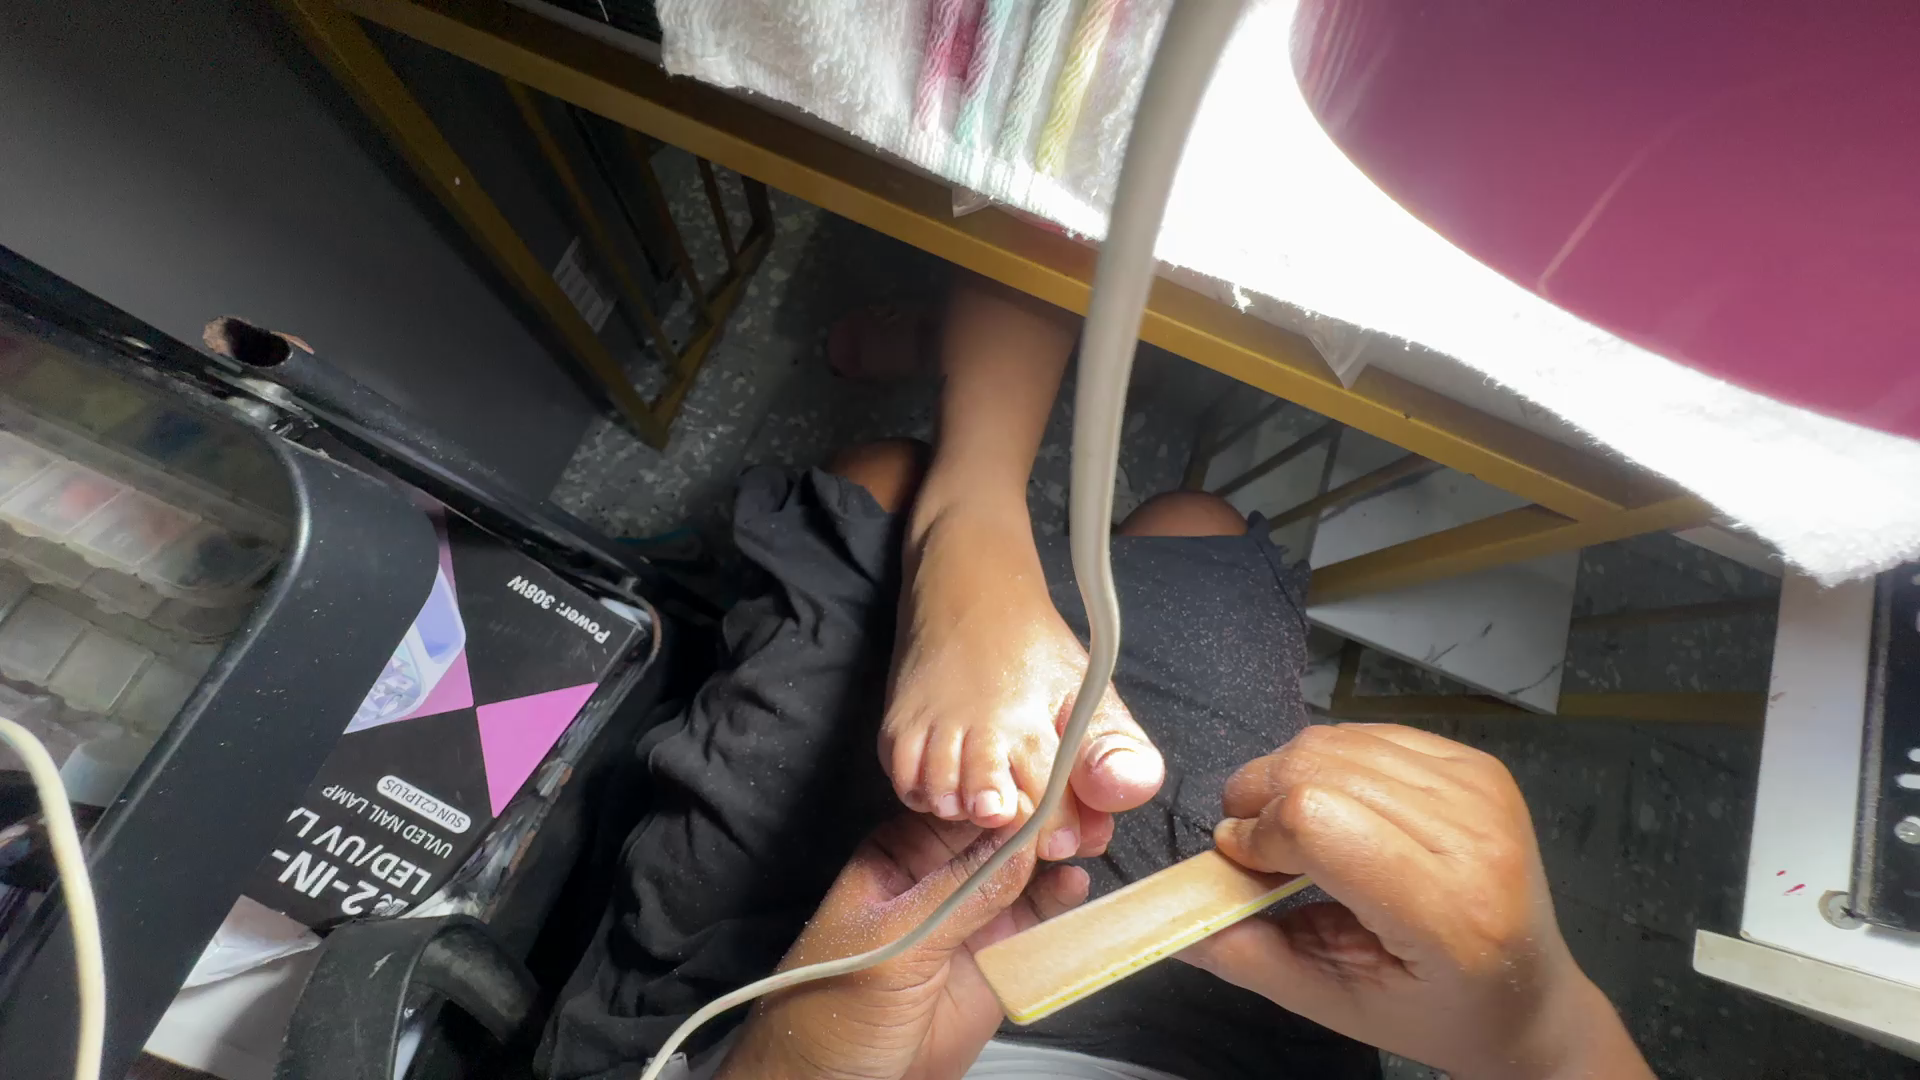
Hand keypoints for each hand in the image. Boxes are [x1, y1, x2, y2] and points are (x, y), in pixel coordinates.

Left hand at [718, 815, 1089, 1079]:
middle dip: (1038, 825)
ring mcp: (971, 916)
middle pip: (1000, 838)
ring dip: (1054, 860)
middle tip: (1077, 817)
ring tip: (1085, 845)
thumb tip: (1020, 840)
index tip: (1047, 788)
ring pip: (1024, 876)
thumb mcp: (896, 940)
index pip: (963, 810)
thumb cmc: (835, 1006)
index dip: (1004, 798)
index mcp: (906, 849)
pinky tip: (1075, 888)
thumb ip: (961, 892)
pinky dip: (1058, 904)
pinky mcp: (994, 959)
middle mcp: (944, 873)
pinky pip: (1032, 925)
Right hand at [880, 502, 1163, 857]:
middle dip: (1017, 823)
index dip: (1062, 831)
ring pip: (944, 808)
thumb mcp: (1089, 690)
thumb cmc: (1033, 649)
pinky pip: (904, 786)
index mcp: (1034, 725)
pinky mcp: (895, 727)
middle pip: (994, 817)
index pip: (1048, 817)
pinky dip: (924, 792)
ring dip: (966, 810)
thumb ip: (1113, 748)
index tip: (1067, 824)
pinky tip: (949, 773)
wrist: (970, 589)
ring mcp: (932, 730)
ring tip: (985, 785)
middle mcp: (979, 731)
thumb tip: (1127, 793)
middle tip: (1023, 799)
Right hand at [1182, 724, 1652, 1079]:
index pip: (1315, 822)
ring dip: (1284, 774)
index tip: (1239, 857)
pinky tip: (1332, 799)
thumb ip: (1251, 958)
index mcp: (1446, 913)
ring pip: (1329, 742)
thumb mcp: (1337, 1005)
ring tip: (1286, 817)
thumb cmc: (1432, 1011)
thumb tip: (1172, 924)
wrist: (1537, 997)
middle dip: (1257, 796)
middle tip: (1251, 836)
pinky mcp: (1474, 764)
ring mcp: (1478, 790)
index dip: (1257, 832)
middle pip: (1313, 769)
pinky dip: (1323, 759)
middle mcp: (1472, 837)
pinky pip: (1360, 732)